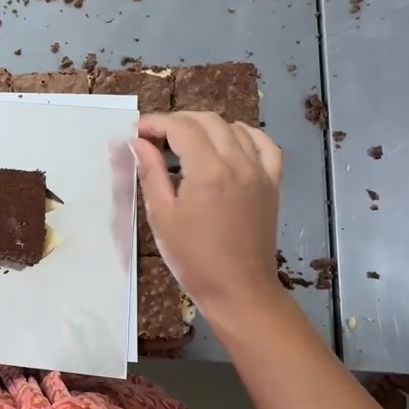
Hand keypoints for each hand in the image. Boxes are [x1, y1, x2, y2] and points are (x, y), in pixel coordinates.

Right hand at [132, 112, 285, 318]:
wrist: (238, 288)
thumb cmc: (192, 256)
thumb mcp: (161, 214)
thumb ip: (151, 172)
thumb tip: (137, 141)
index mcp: (208, 170)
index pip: (180, 127)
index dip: (155, 123)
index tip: (137, 130)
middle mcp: (238, 163)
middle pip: (208, 120)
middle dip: (178, 121)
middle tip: (155, 136)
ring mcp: (260, 171)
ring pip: (235, 128)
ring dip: (206, 126)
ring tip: (185, 141)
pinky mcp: (272, 183)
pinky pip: (264, 145)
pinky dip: (245, 135)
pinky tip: (229, 141)